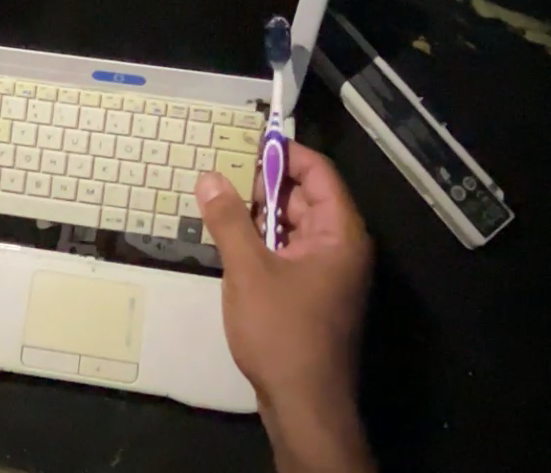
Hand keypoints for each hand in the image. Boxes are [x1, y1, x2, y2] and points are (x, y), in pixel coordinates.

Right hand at [196, 143, 373, 470]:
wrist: (304, 408)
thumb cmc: (283, 332)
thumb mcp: (248, 270)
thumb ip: (228, 219)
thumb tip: (209, 176)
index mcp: (340, 234)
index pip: (318, 172)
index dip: (284, 152)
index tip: (245, 143)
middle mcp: (341, 246)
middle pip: (305, 196)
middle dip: (264, 182)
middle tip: (222, 170)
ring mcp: (328, 271)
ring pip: (293, 223)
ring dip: (259, 211)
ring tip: (218, 197)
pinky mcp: (313, 292)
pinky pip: (288, 249)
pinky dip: (262, 238)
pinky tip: (230, 236)